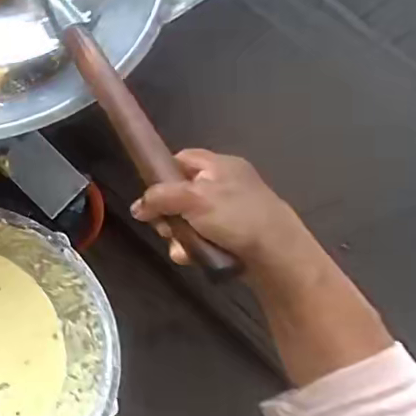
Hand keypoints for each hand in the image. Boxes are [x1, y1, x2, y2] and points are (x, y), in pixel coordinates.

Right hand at [130, 149, 318, 278]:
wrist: (278, 256)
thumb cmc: (238, 218)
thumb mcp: (193, 199)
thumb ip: (158, 198)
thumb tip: (137, 208)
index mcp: (220, 165)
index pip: (181, 159)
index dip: (162, 173)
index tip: (152, 194)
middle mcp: (223, 184)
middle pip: (176, 192)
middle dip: (166, 213)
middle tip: (166, 226)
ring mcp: (227, 210)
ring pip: (183, 218)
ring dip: (176, 234)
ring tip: (182, 246)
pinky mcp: (228, 233)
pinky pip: (197, 235)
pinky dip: (190, 246)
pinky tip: (191, 255)